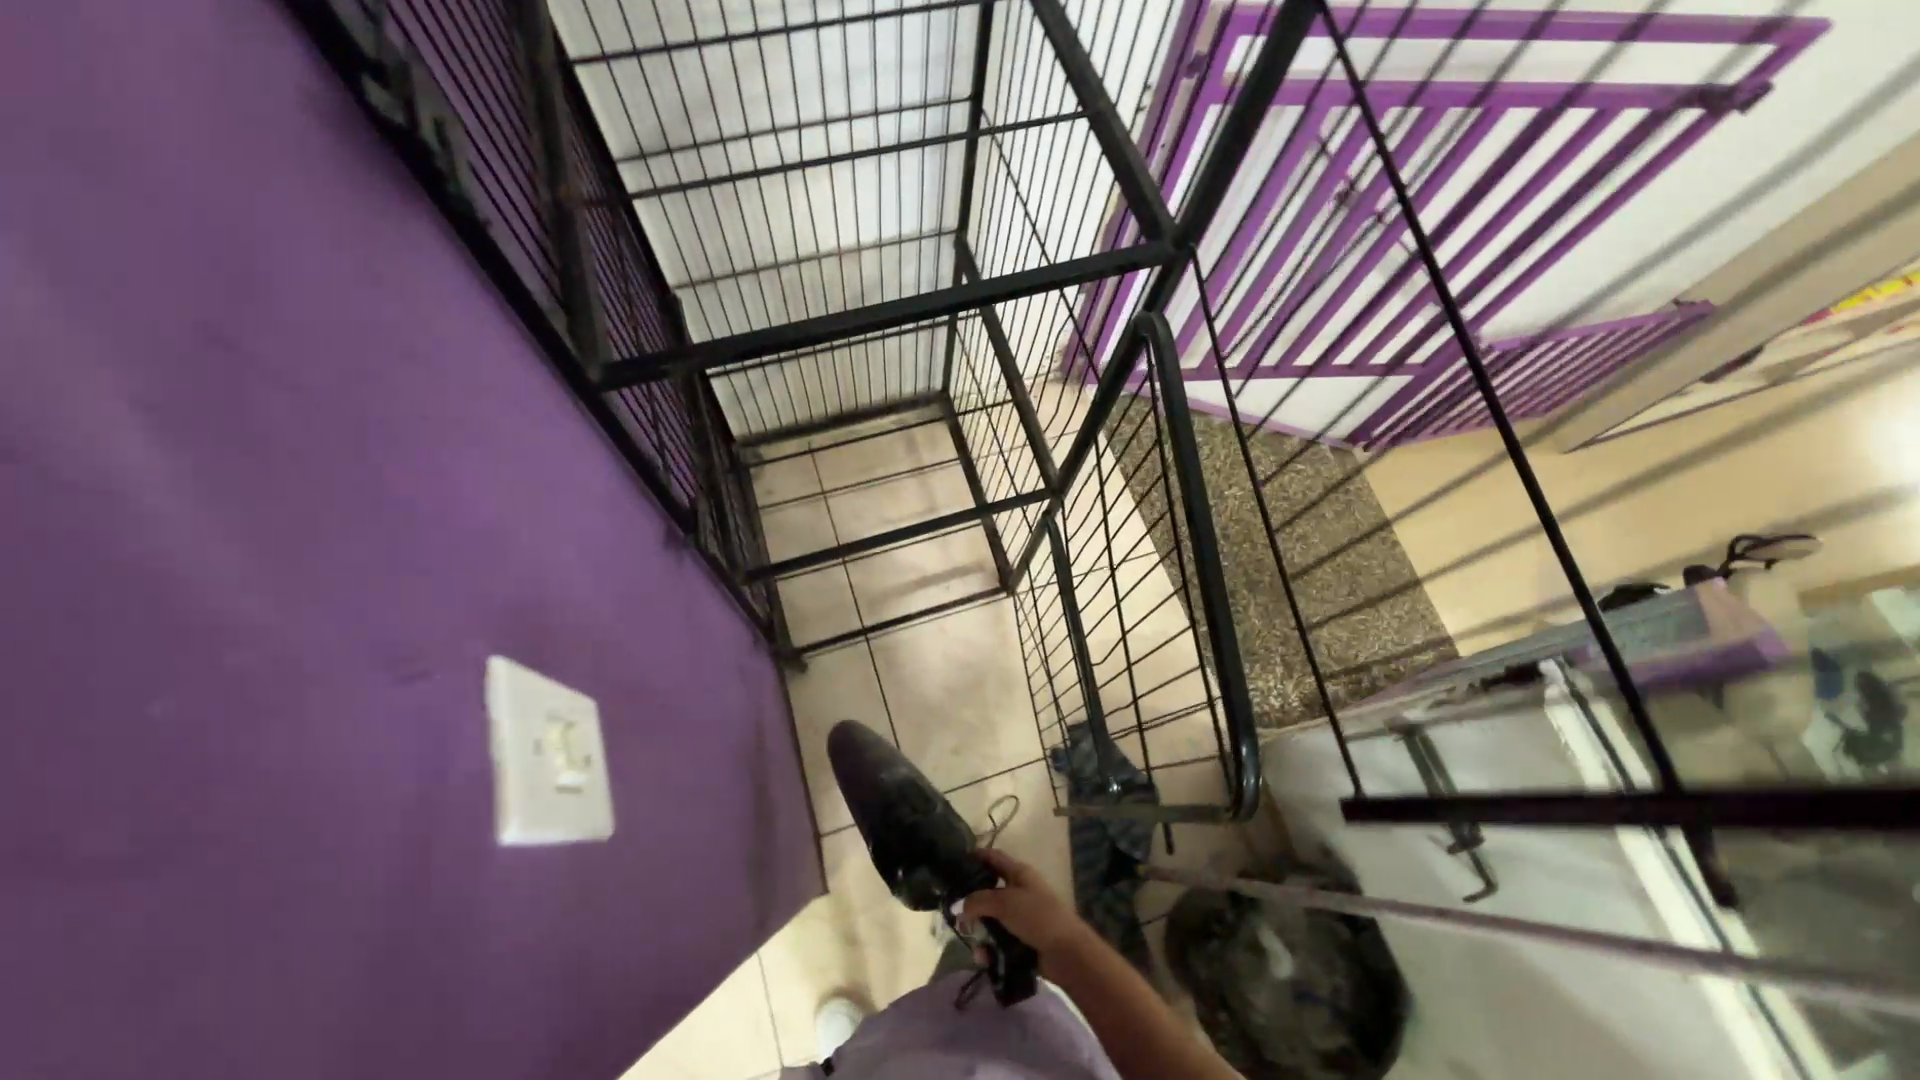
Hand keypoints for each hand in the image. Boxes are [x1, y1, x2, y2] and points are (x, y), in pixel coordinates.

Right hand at [958, 849, 1095, 960]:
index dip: (976, 857)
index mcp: (1019, 874)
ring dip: (981, 932)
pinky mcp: (1023, 939)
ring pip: (992, 920)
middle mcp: (1020, 891)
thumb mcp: (1004, 902)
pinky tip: (985, 958)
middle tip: (956, 916)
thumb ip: (977, 901)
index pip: (994, 858)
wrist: (1067, 952)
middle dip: (972, 904)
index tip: (954, 865)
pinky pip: (999, 941)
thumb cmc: (1037, 916)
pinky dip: (991, 949)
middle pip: (989, 892)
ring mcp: (1022, 917)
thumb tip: (957, 907)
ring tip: (974, 945)